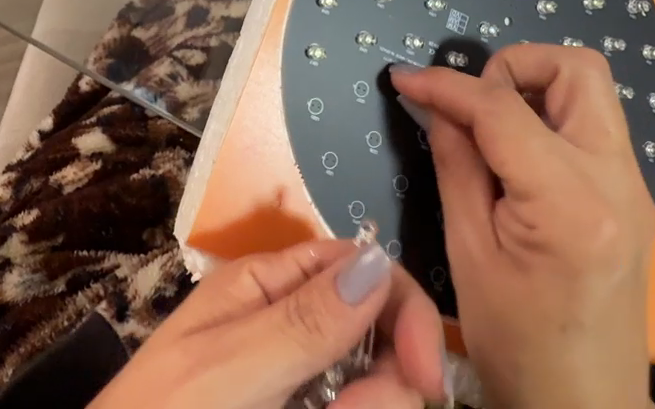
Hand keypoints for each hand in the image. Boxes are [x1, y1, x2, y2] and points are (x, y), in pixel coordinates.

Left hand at [87, 239, 446, 408]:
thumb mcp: (227, 371)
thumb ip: (303, 322)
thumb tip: (379, 261)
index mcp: (265, 286)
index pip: (357, 267)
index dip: (403, 309)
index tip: (426, 377)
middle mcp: (286, 324)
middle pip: (375, 333)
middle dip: (383, 383)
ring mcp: (293, 377)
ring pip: (368, 384)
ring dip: (365, 408)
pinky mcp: (300, 406)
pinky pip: (347, 402)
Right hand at [390, 43, 654, 408]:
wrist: (586, 406)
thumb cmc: (516, 343)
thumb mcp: (466, 252)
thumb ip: (455, 163)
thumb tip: (438, 104)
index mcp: (569, 202)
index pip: (501, 109)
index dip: (446, 84)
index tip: (405, 78)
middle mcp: (616, 179)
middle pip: (576, 68)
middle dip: (513, 66)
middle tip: (471, 105)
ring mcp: (635, 184)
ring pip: (591, 87)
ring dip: (536, 86)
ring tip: (491, 127)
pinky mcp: (634, 193)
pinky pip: (594, 122)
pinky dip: (551, 114)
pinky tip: (518, 153)